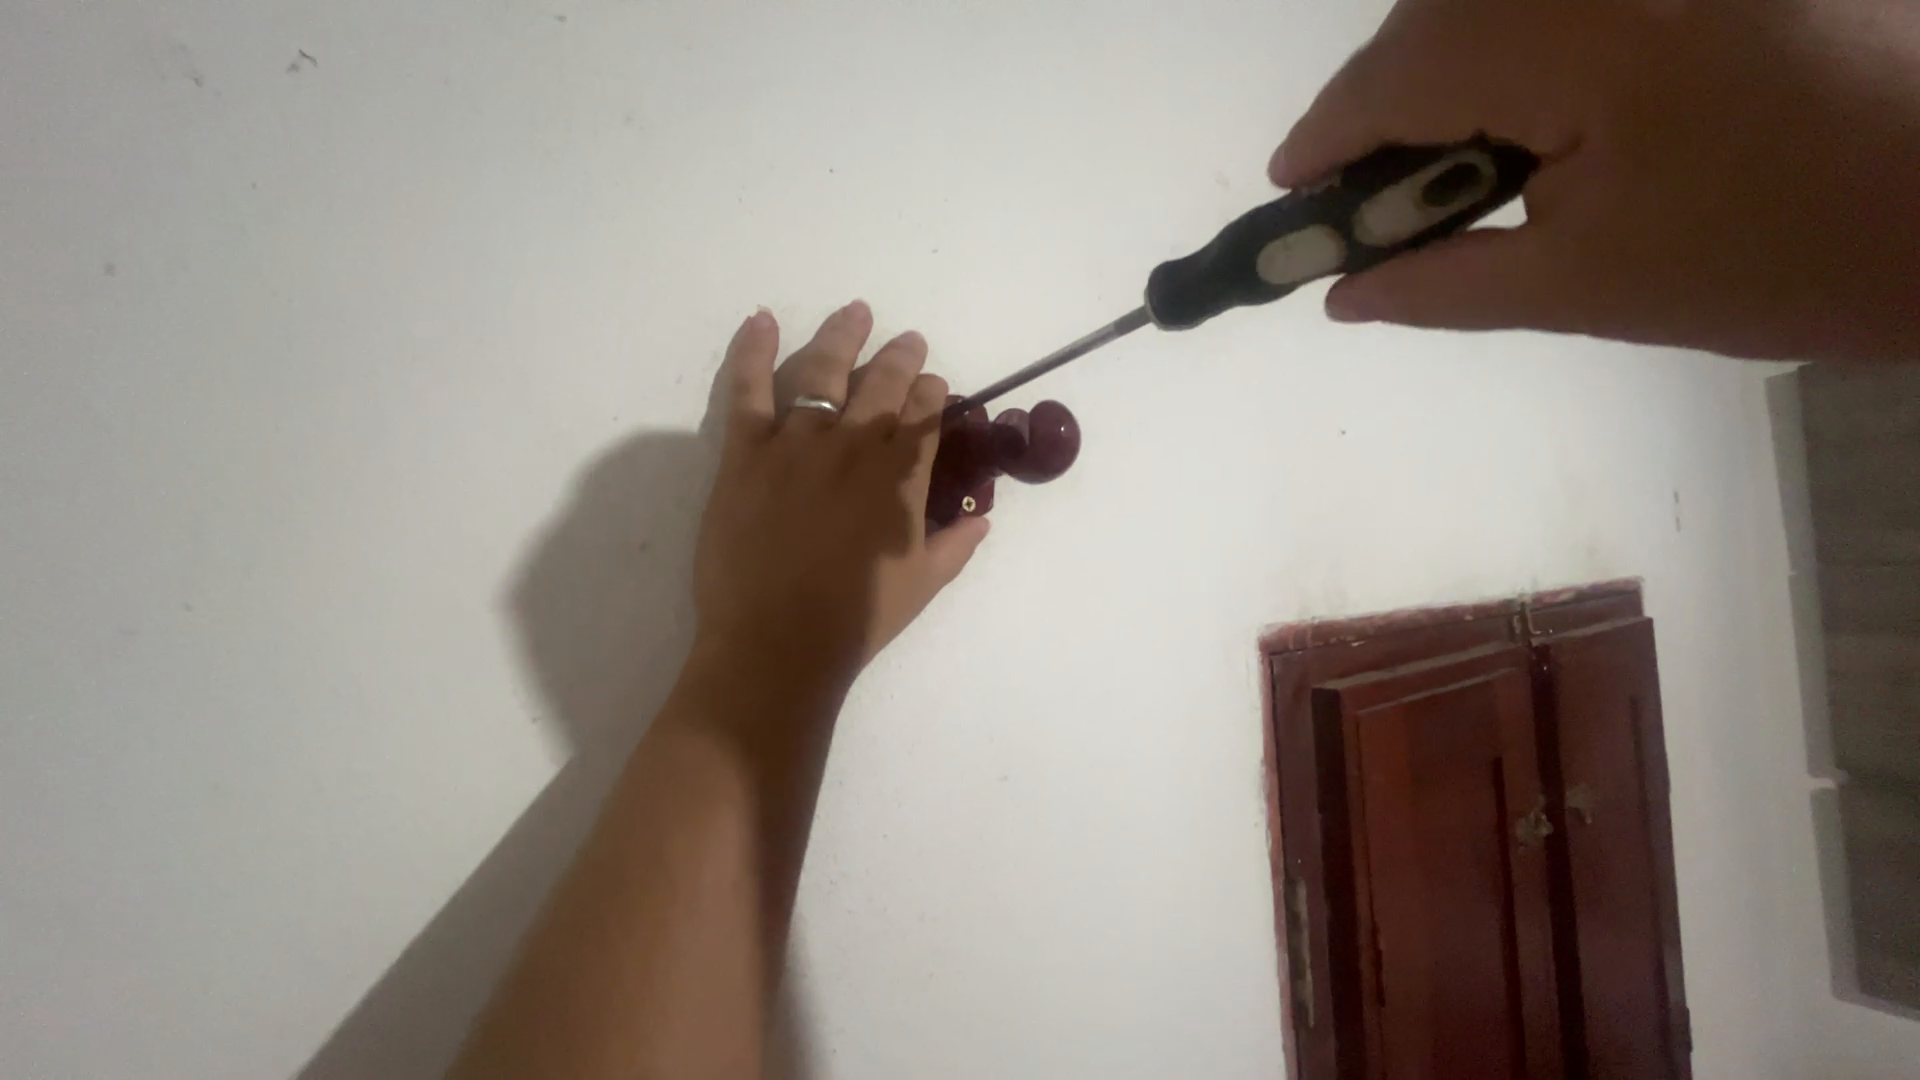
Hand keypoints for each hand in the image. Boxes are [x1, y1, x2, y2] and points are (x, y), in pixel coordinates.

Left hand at [691, 302, 990, 680]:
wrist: (777, 643)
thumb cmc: (856, 621)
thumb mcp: (923, 586)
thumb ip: (956, 545)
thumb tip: (982, 518)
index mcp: (900, 479)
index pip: (925, 416)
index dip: (933, 394)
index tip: (935, 384)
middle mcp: (854, 447)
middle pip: (883, 384)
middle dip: (902, 357)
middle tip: (910, 340)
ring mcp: (797, 445)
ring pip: (823, 373)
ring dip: (844, 336)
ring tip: (856, 312)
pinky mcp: (746, 454)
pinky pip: (748, 390)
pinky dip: (753, 350)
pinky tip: (761, 319)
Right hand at [1273, 0, 1919, 361]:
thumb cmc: (1776, 259)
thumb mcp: (1580, 292)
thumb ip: (1436, 288)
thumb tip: (1338, 294)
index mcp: (1587, 42)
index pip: (1398, 75)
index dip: (1325, 138)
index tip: (1289, 195)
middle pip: (1429, 20)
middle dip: (1374, 109)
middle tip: (1363, 198)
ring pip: (1479, 0)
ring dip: (1432, 75)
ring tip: (1433, 167)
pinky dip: (1496, 48)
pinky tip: (1507, 115)